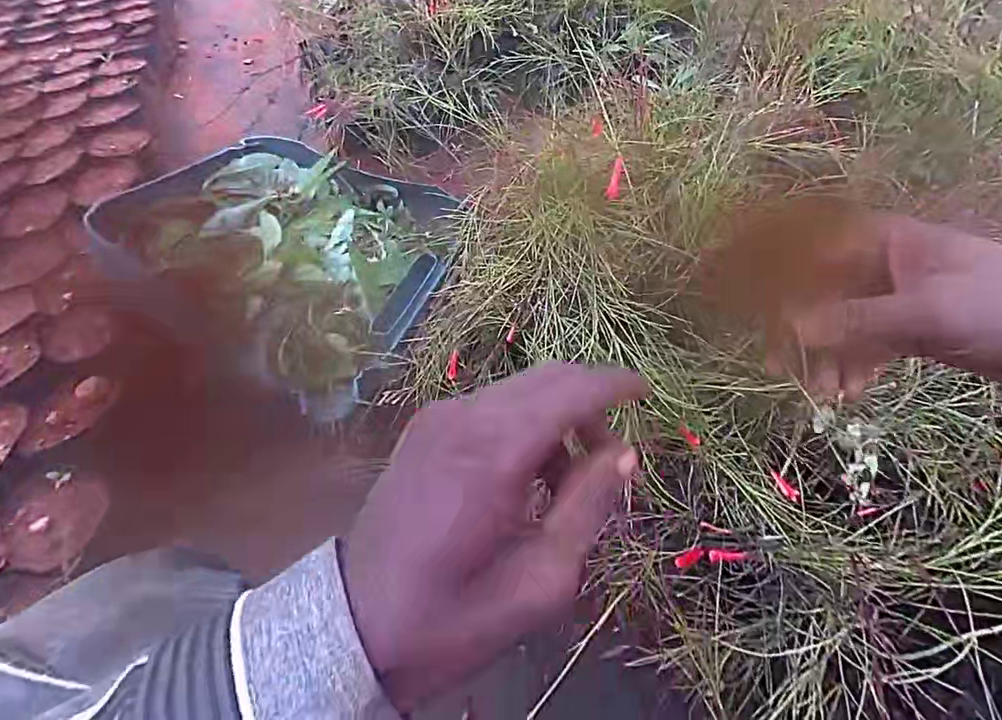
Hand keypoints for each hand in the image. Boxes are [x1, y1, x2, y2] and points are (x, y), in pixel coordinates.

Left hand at [339, 364, 648, 710]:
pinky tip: (525, 472)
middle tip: (611, 451)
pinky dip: (524, 422)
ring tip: (568, 476)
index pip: (570, 391)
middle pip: (547, 378)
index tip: (646, 392)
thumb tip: (624, 453)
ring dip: (557, 414)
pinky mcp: (425, 424)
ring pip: (520, 388)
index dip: (614, 384)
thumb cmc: (453, 616)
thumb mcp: (539, 581)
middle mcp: (464, 416)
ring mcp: (439, 414)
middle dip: (590, 401)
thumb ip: (587, 507)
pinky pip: (491, 404)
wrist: (355, 623)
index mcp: (493, 453)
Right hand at [762, 212, 1001, 398]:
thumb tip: (792, 327)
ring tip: (821, 393)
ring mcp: (898, 298)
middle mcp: (883, 264)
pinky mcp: (915, 330)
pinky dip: (854, 366)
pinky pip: (867, 345)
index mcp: (883, 239)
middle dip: (799, 328)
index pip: (811, 251)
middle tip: (777, 365)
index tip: (746, 305)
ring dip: (827, 356)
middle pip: (820, 291)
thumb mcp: (929, 313)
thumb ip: (858, 322)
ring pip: (841, 323)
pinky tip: (849, 392)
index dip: (774, 273)